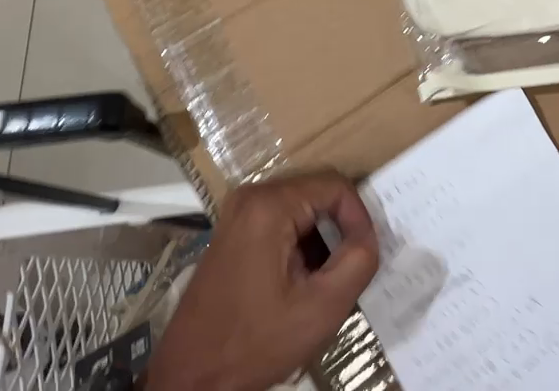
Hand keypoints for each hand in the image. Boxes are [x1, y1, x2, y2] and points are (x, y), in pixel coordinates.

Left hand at [146, 171, 380, 390]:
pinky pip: (282, 223)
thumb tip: (368, 236)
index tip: (363, 256)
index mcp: (269, 205)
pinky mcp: (233, 233)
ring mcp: (237, 215)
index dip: (359, 218)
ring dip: (321, 241)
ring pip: (302, 210)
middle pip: (318, 195)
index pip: (336, 187)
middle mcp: (251, 197)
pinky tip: (301, 283)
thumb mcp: (322, 307)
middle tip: (348, 269)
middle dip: (340, 231)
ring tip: (325, 281)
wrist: (189, 381)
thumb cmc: (255, 343)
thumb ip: (359, 260)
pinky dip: (301, 246)